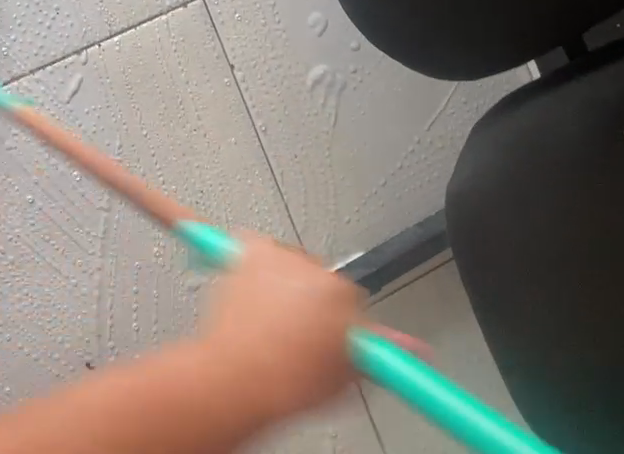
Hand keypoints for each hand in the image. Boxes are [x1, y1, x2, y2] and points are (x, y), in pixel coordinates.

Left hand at [196, 235, 361, 422]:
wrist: (237, 375)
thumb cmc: (284, 380)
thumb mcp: (344, 378)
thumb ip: (376, 353)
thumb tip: (408, 347)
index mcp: (343, 296)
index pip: (352, 300)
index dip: (337, 320)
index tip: (326, 330)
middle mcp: (311, 267)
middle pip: (317, 276)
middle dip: (306, 296)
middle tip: (291, 327)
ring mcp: (276, 255)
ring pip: (285, 260)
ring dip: (278, 277)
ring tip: (263, 313)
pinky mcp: (246, 248)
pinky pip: (251, 243)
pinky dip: (247, 254)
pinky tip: (214, 246)